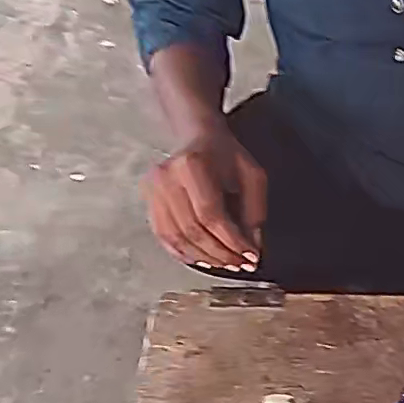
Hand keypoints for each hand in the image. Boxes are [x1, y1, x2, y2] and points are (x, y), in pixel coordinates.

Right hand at [142, 128, 266, 270]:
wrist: (199, 137)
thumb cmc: (228, 157)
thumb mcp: (253, 178)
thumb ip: (254, 214)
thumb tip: (251, 250)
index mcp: (193, 165)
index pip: (211, 215)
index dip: (232, 241)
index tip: (250, 256)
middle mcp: (166, 177)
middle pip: (192, 229)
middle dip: (220, 253)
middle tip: (240, 265)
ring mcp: (152, 189)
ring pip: (176, 237)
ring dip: (204, 257)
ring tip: (226, 265)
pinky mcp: (148, 200)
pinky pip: (164, 235)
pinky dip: (185, 253)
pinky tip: (204, 260)